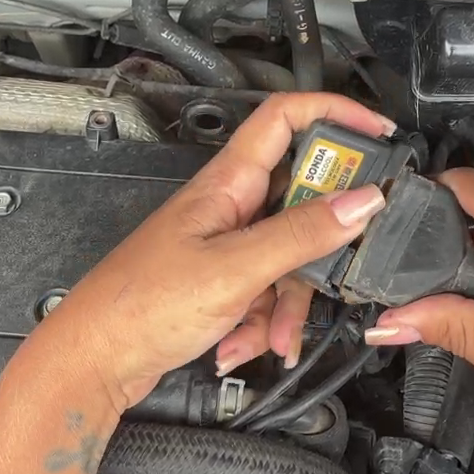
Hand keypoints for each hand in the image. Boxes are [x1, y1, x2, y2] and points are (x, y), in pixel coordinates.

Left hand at [30, 93, 395, 412]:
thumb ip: (300, 235)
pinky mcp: (224, 278)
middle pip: (302, 196)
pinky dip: (265, 320)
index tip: (378, 134)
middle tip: (340, 267)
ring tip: (276, 335)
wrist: (94, 361)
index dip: (334, 112)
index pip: (285, 117)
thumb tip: (361, 201)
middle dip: (323, 243)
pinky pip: (269, 288)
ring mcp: (227, 242)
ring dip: (290, 301)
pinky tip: (246, 345)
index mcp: (227, 182)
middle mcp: (230, 204)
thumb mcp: (234, 270)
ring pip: (290, 253)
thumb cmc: (140, 306)